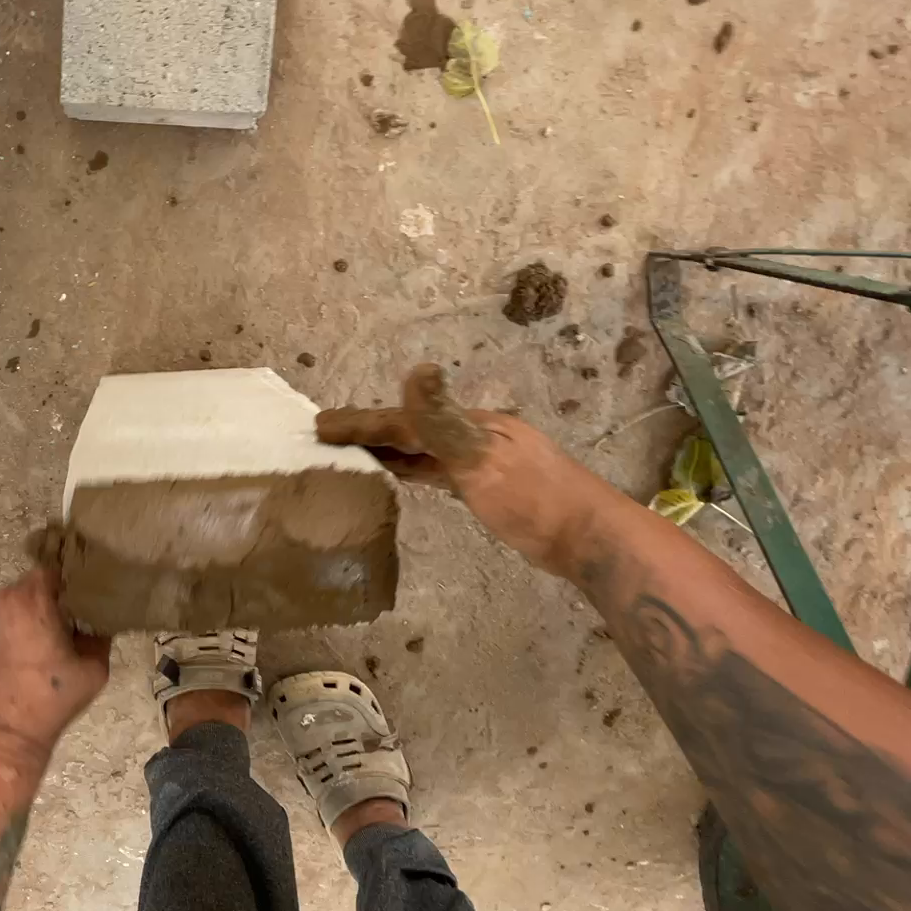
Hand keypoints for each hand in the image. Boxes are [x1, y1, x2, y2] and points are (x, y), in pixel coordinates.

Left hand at [0, 536, 111, 756]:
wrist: (6, 732)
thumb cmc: (52, 697)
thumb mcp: (94, 668)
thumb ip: (102, 635)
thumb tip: (101, 621)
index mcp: (34, 599)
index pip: (58, 567)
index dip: (75, 575)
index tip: (91, 588)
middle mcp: (9, 599)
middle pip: (39, 580)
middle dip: (58, 592)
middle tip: (80, 610)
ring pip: (23, 597)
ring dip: (40, 607)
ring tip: (62, 628)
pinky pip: (11, 615)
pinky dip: (25, 622)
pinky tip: (40, 644)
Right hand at [317, 365, 612, 576]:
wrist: (591, 540)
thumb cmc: (535, 499)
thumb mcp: (481, 457)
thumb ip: (441, 420)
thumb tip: (416, 371)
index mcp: (467, 424)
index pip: (402, 420)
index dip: (360, 423)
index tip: (319, 426)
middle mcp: (471, 435)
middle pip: (409, 429)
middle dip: (368, 430)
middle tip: (327, 435)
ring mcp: (480, 460)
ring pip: (421, 449)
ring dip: (386, 448)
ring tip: (351, 452)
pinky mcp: (485, 486)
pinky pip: (434, 469)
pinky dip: (410, 468)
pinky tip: (401, 474)